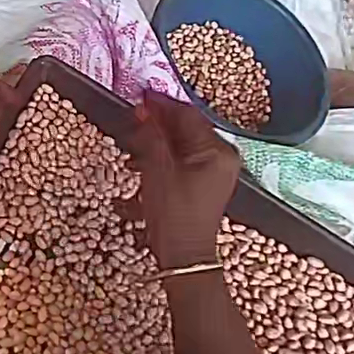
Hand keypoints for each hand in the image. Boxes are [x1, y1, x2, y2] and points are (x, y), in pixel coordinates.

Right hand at [132, 91, 239, 266]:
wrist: (183, 257)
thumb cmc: (172, 214)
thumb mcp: (157, 171)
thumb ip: (151, 136)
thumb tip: (144, 109)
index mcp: (217, 151)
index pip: (187, 116)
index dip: (161, 105)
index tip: (139, 96)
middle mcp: (222, 158)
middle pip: (186, 130)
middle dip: (157, 125)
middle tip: (132, 120)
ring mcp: (216, 173)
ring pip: (182, 146)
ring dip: (156, 143)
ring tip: (131, 148)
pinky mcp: (205, 186)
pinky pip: (183, 162)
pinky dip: (162, 160)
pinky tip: (140, 167)